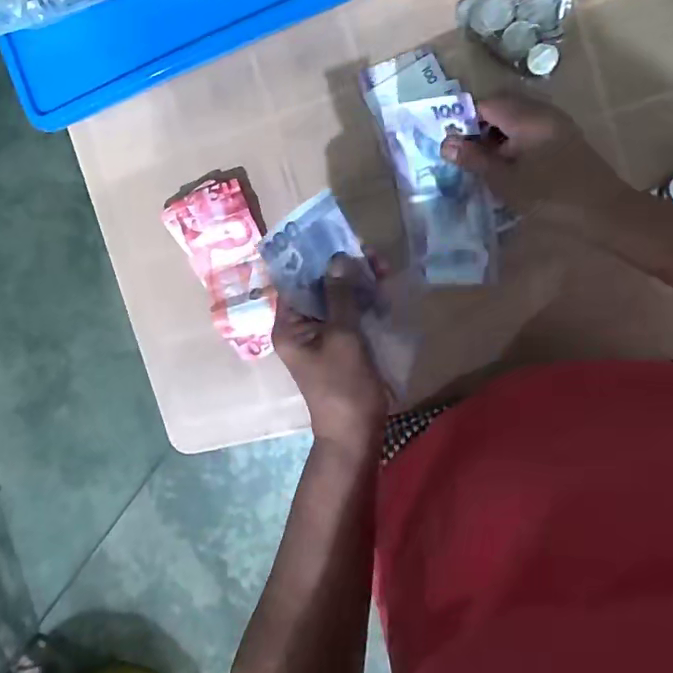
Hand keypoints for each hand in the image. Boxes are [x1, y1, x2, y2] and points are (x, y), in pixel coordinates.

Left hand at [273, 255, 390, 450]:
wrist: (356, 434)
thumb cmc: (344, 386)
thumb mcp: (343, 337)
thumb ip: (341, 296)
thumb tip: (338, 259)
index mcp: (289, 326)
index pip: (295, 281)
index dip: (314, 258)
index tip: (336, 238)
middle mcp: (301, 327)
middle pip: (318, 287)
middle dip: (342, 269)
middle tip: (369, 253)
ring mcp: (322, 337)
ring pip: (337, 299)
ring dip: (357, 283)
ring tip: (381, 266)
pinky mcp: (342, 345)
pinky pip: (349, 315)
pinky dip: (363, 302)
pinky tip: (382, 288)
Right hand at [440, 93, 633, 235]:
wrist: (605, 212)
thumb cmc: (551, 197)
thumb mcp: (506, 181)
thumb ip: (475, 159)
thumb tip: (446, 143)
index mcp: (528, 118)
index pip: (485, 103)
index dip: (464, 119)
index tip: (450, 142)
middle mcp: (543, 112)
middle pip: (501, 105)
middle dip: (479, 125)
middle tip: (465, 153)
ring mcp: (556, 123)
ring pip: (516, 117)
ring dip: (496, 134)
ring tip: (484, 162)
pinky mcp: (564, 137)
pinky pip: (530, 127)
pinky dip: (513, 140)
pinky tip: (508, 165)